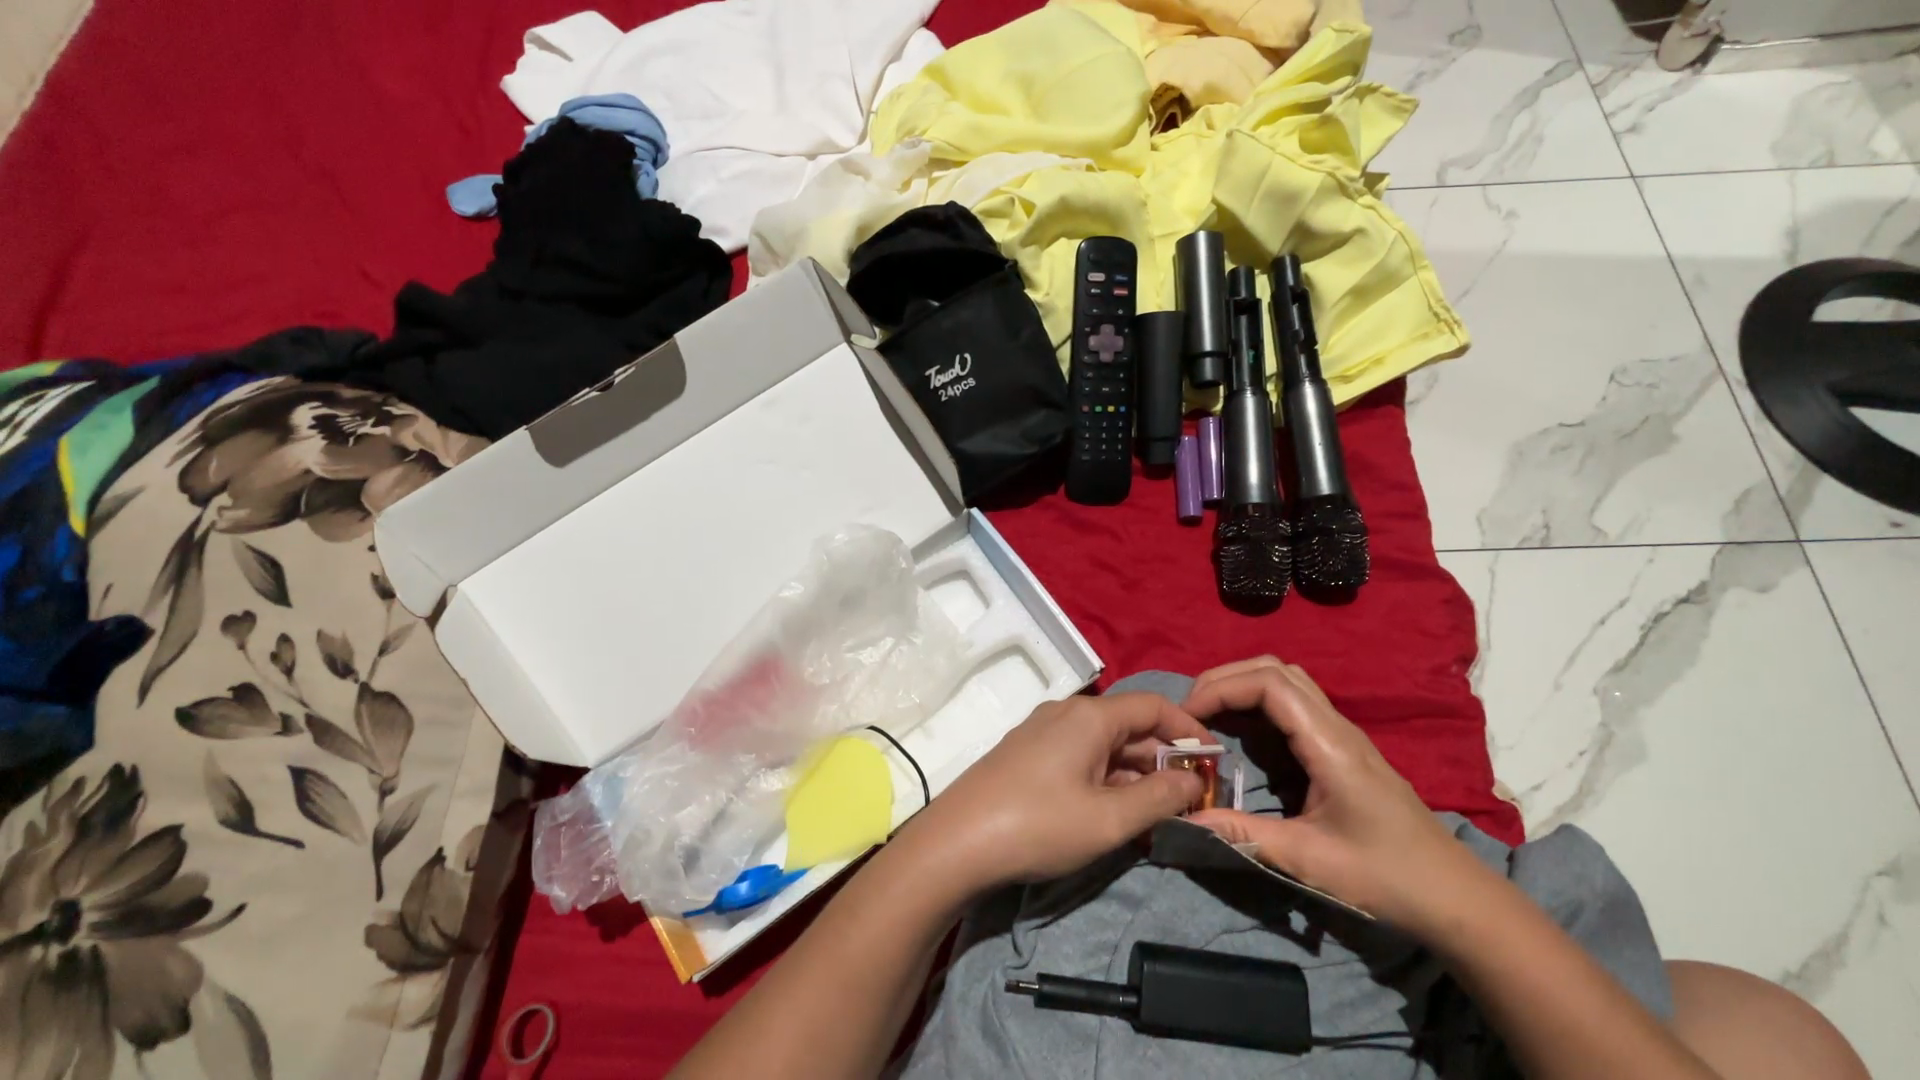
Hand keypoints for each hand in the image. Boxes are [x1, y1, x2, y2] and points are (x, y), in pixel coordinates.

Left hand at [895, 692, 1212, 895]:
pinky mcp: (1025, 756)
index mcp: (1089, 716)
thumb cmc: (1038, 826)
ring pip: (1103, 745)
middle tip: (1191, 799)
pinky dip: (1105, 779)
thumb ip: (1159, 798)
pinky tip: (1113, 814)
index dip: (1188, 729)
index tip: (1214, 761)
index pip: (1153, 706)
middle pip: (1129, 725)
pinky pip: (1079, 757)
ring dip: (1135, 774)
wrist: (954, 844)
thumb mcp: (1109, 820)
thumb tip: (1193, 780)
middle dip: (1164, 759)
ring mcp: (1040, 733)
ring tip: (1157, 815)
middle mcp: (1065, 713)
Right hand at [1182, 657, 1491, 933]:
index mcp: (1330, 745)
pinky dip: (1258, 709)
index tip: (1187, 717)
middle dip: (1226, 680)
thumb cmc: (1385, 876)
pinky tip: (1238, 739)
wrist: (1454, 897)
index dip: (1222, 689)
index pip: (1270, 684)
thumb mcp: (1308, 860)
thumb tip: (1182, 820)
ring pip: (1286, 684)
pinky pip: (1294, 709)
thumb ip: (1243, 834)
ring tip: (1206, 719)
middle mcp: (1336, 728)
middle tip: (1189, 711)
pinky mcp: (1341, 751)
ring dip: (1242, 689)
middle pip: (1276, 670)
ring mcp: (1341, 736)